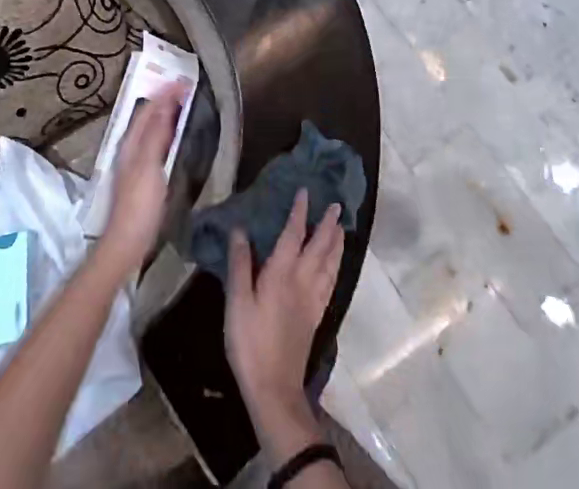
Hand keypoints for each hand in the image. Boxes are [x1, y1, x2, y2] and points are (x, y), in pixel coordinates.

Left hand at [93, 88, 184, 276]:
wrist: (127, 242)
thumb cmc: (139, 205)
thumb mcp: (149, 167)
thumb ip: (156, 135)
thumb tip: (165, 104)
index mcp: (131, 144)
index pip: (148, 109)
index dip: (164, 93)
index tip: (184, 81)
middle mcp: (130, 148)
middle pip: (146, 116)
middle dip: (164, 99)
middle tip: (186, 88)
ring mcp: (134, 162)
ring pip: (149, 128)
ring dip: (165, 114)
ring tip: (182, 104)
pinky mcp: (141, 175)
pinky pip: (154, 142)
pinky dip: (165, 131)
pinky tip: (173, 136)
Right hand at [224, 190, 343, 431]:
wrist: (274, 385)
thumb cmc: (249, 341)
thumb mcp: (237, 301)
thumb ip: (240, 264)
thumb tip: (240, 230)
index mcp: (281, 273)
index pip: (293, 234)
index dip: (299, 212)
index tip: (306, 192)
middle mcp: (302, 280)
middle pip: (320, 246)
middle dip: (328, 224)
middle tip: (337, 206)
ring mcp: (313, 299)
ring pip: (330, 264)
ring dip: (336, 243)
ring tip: (341, 229)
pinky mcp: (317, 315)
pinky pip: (331, 282)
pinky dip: (335, 266)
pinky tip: (334, 266)